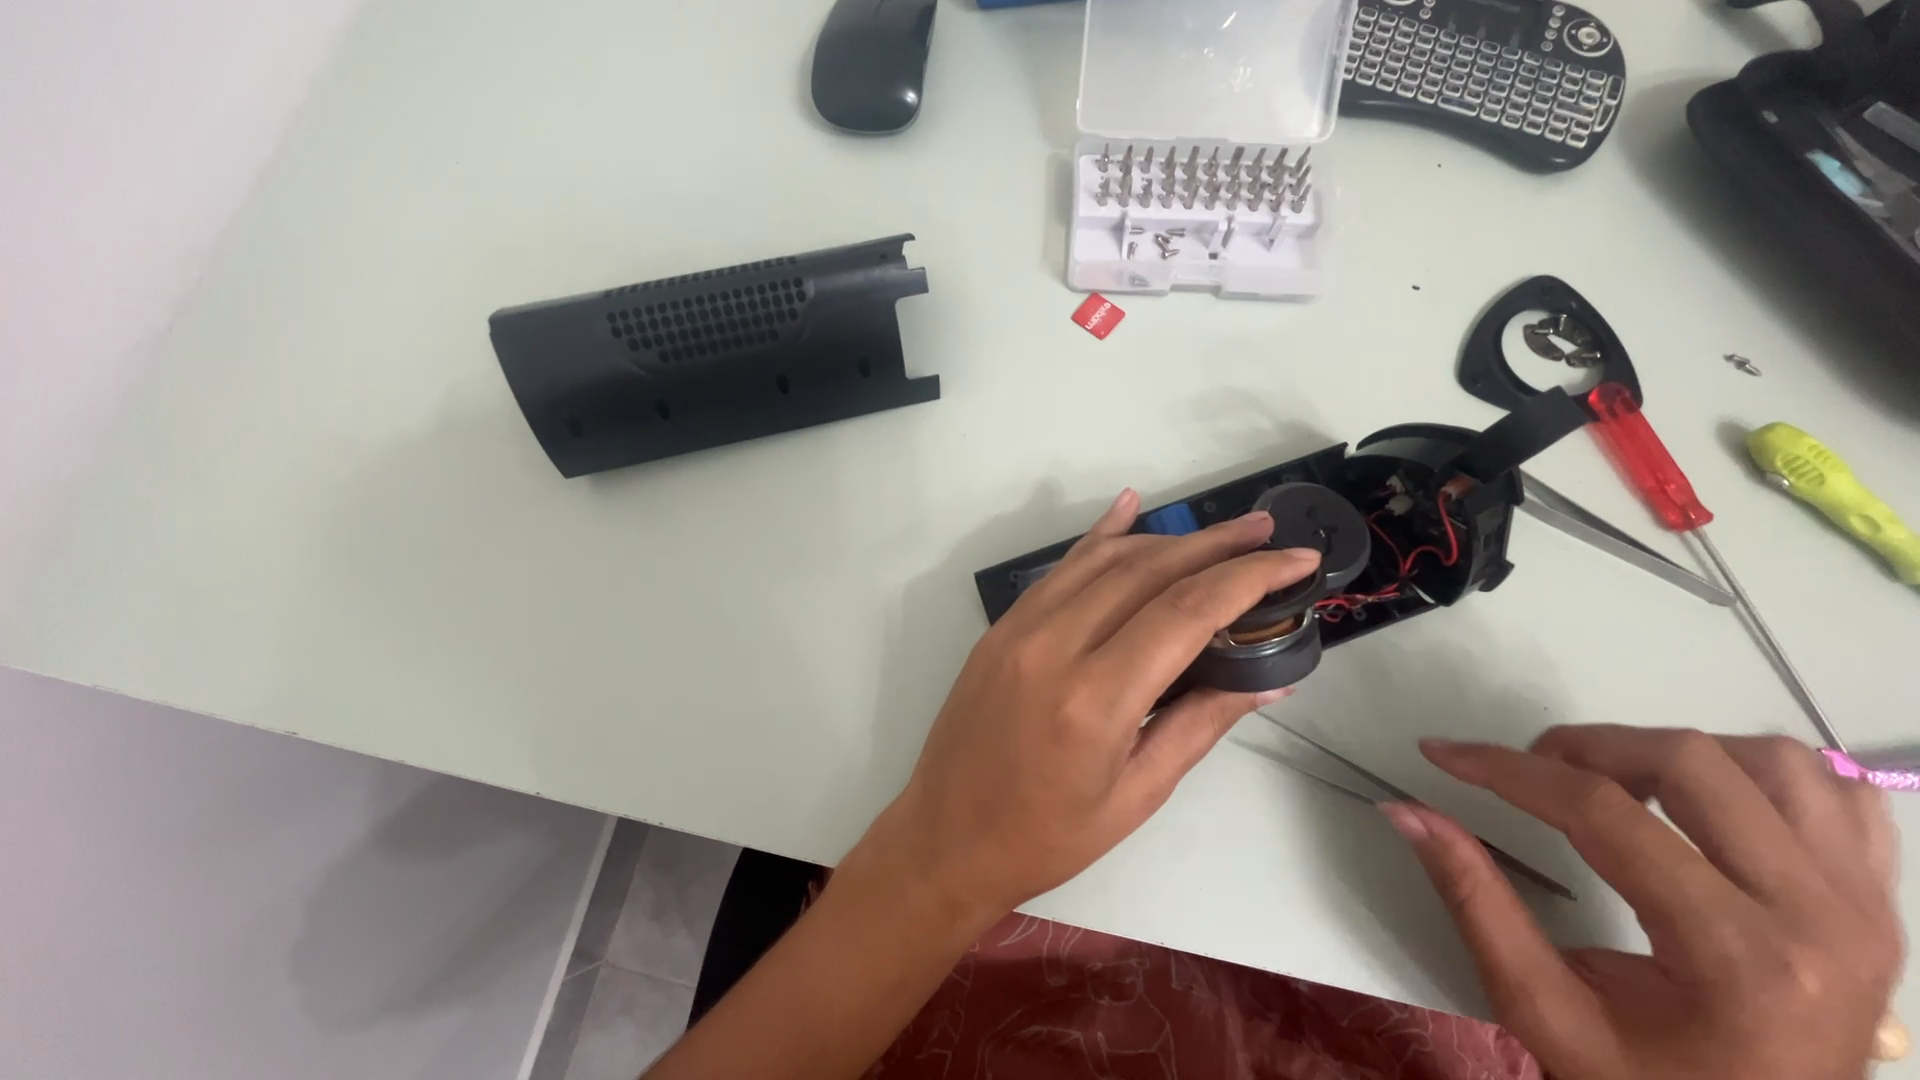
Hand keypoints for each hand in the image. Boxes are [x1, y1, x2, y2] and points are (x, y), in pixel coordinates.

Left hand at [844, 489, 1320, 926]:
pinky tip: (1128, 508)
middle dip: (1216, 545)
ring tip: (1220, 533)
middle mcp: (1054, 645)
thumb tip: (1272, 679)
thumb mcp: (1137, 793)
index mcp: (1094, 697)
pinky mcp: (1001, 628)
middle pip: (1147, 571)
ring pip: (1103, 560)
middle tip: (1268, 531)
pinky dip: (1100, 538)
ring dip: (1166, 539)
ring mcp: (1019, 629)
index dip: (1249, 576)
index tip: (1296, 560)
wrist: (945, 838)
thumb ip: (1201, 724)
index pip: (1186, 610)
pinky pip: (1059, 570)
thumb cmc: (1046, 836)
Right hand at [1385, 726, 1901, 1079]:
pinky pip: (1833, 793)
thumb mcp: (1540, 1009)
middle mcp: (1822, 919)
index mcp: (1737, 957)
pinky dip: (1757, 772)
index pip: (1605, 815)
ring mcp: (1866, 907)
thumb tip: (1406, 811)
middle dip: (1585, 748)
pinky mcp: (1878, 902)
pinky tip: (1699, 801)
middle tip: (1528, 772)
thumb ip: (1474, 901)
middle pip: (1692, 764)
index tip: (1444, 752)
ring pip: (1771, 760)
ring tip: (1611, 785)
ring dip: (1671, 753)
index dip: (1509, 771)